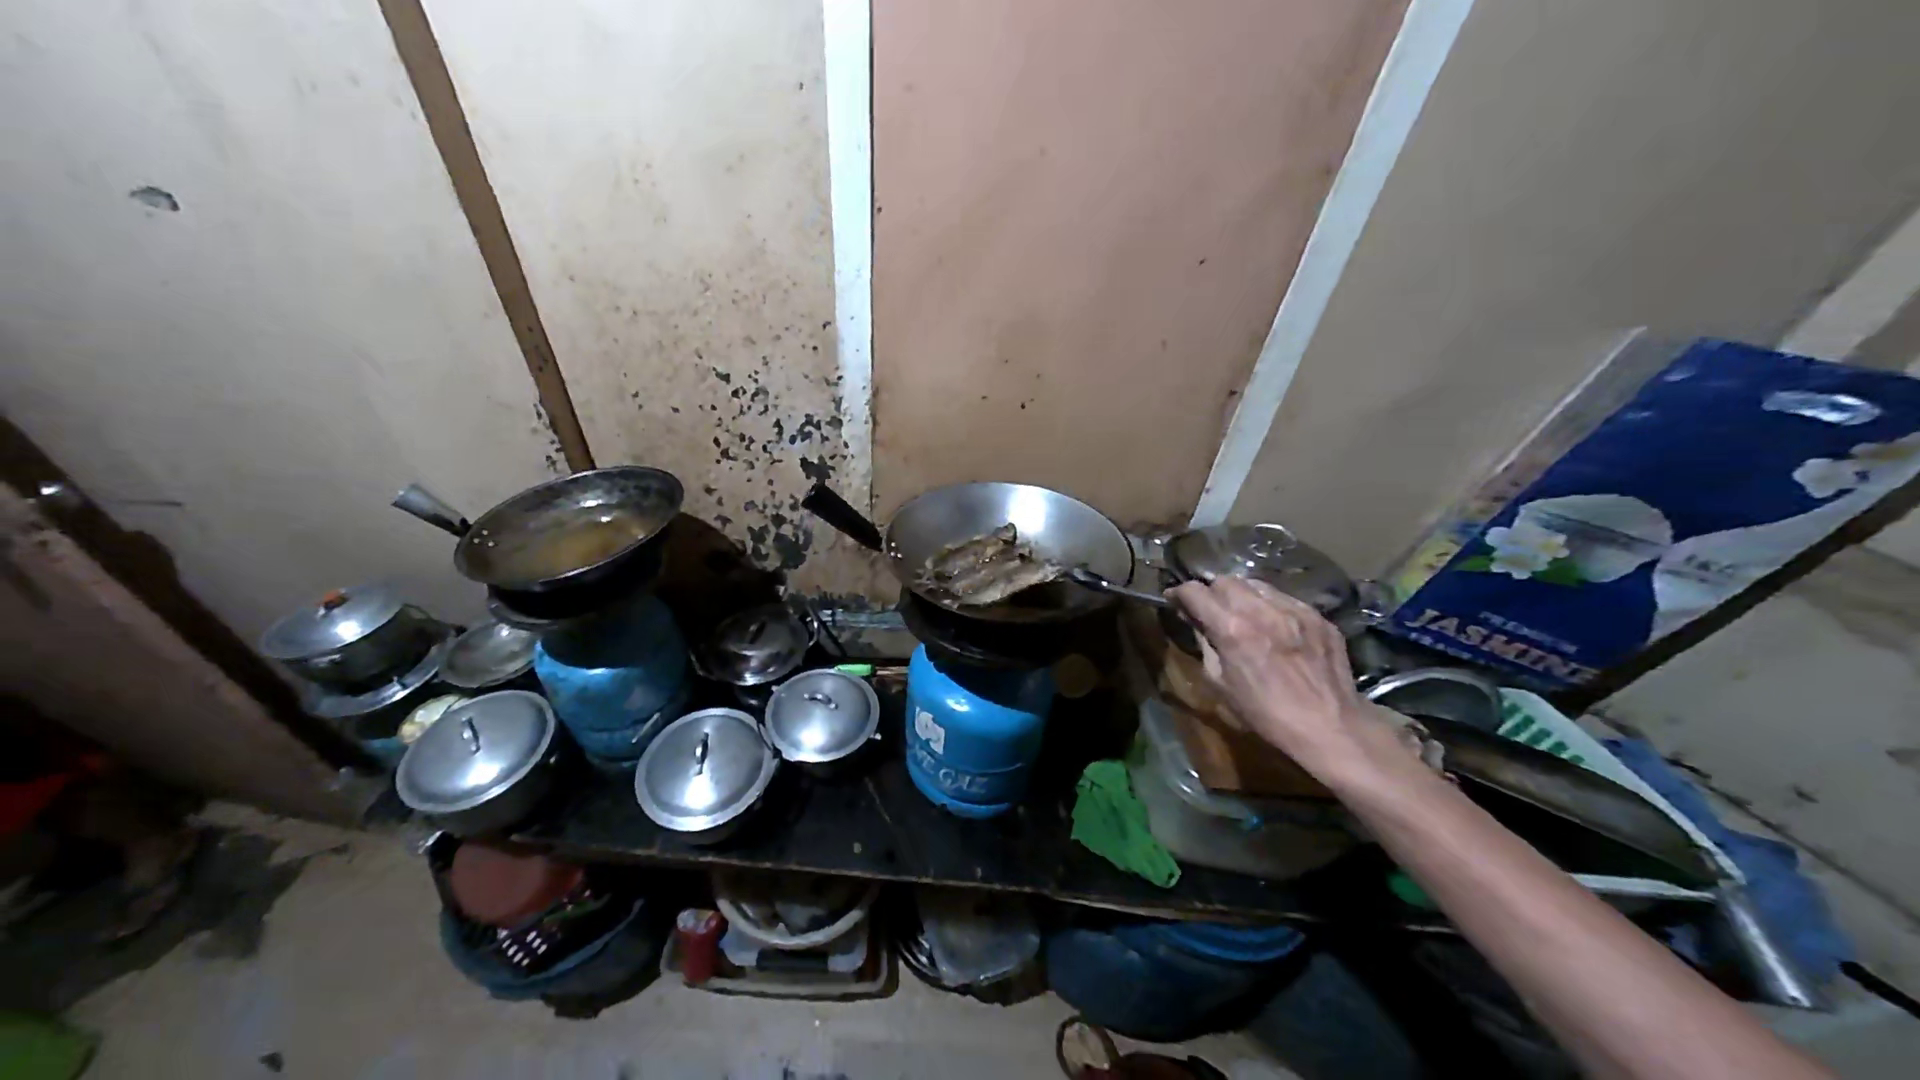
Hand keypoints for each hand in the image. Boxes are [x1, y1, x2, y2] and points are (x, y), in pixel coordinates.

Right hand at [1167, 577, 1415, 787]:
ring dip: (1241, 595)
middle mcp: (1261, 609)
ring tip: (1242, 614)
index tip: (1174, 601)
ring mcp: (1294, 609)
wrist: (1330, 726)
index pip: (1194, 591)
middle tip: (1210, 610)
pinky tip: (1273, 626)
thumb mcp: (1219, 684)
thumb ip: (1205, 645)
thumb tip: (1195, 621)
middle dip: (1211, 592)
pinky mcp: (1317, 615)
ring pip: (1256, 583)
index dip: (1179, 593)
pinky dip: (1270, 605)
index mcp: (1232, 628)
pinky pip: (1284, 598)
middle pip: (1225, 580)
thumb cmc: (1265, 714)